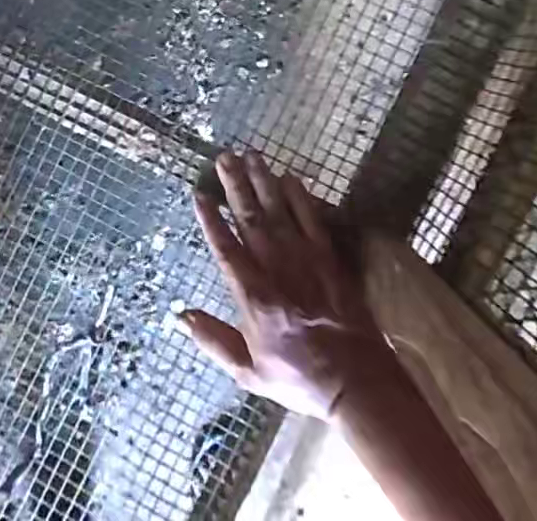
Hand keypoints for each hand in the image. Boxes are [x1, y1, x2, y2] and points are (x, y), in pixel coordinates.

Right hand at [182, 151, 393, 419]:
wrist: (356, 381)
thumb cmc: (299, 378)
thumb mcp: (248, 372)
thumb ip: (213, 340)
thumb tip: (180, 316)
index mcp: (253, 295)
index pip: (225, 247)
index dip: (210, 219)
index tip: (199, 193)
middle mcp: (276, 268)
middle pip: (250, 218)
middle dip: (235, 186)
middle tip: (224, 157)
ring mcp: (305, 259)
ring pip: (279, 211)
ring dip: (263, 181)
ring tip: (251, 155)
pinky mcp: (329, 258)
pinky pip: (312, 219)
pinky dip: (300, 197)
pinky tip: (290, 177)